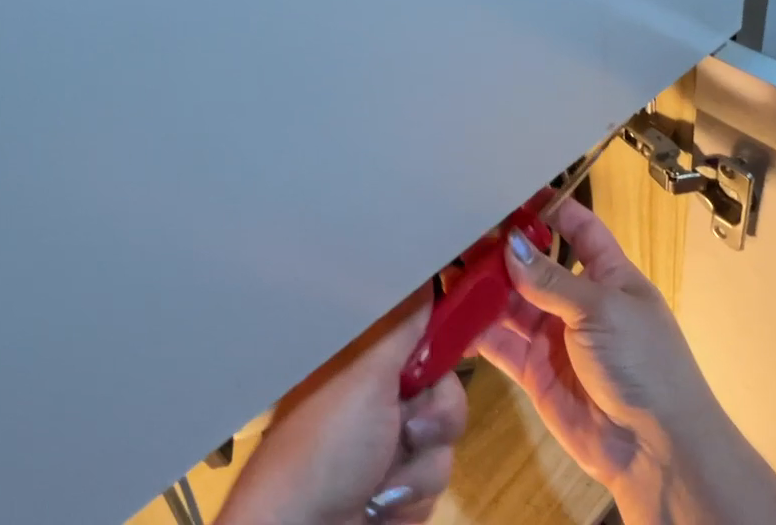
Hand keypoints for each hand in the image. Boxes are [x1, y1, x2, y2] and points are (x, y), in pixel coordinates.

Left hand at [217, 294, 467, 524]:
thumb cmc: (325, 448)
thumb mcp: (366, 375)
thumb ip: (403, 327)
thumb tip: (426, 274)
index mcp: (364, 362)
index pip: (421, 334)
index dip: (442, 343)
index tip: (450, 353)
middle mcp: (378, 397)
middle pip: (445, 386)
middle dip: (435, 417)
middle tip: (407, 431)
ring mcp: (388, 444)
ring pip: (445, 438)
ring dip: (420, 466)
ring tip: (381, 484)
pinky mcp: (398, 486)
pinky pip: (436, 479)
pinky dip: (414, 497)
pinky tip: (382, 506)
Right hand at [472, 200, 719, 489]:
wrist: (654, 448)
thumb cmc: (642, 361)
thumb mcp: (600, 309)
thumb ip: (551, 280)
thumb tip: (510, 242)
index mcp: (609, 274)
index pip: (579, 229)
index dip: (550, 208)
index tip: (512, 192)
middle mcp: (578, 300)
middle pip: (534, 266)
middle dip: (502, 251)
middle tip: (460, 233)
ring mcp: (553, 336)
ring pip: (510, 303)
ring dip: (483, 289)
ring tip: (445, 268)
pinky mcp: (534, 371)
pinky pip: (500, 343)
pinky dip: (475, 331)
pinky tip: (449, 315)